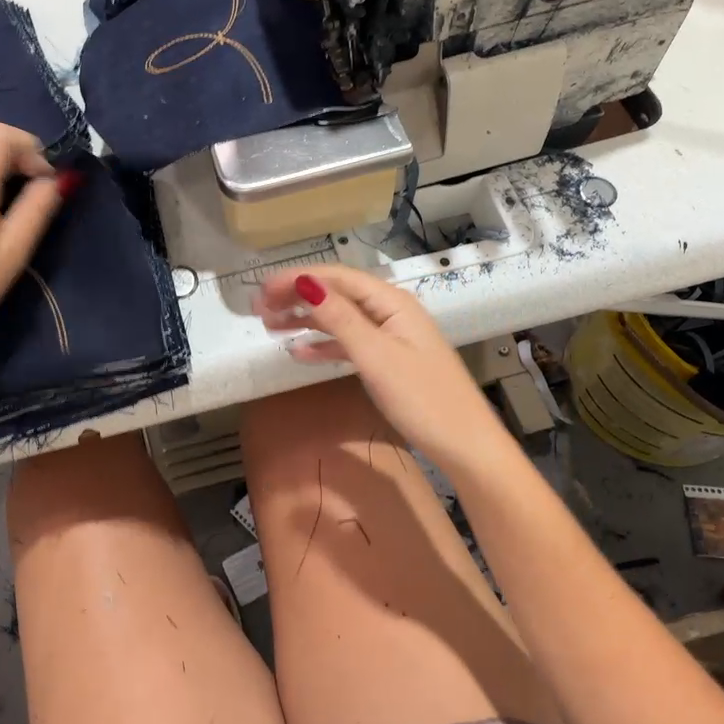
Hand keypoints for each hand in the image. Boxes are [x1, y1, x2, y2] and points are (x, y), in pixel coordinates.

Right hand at [258, 264, 512, 473]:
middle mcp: (391, 311)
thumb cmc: (422, 399)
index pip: (336, 277)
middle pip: (336, 294)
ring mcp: (391, 336)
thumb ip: (339, 318)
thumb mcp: (376, 356)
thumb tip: (303, 281)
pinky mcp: (390, 360)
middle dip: (296, 296)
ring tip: (269, 326)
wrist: (465, 445)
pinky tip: (299, 352)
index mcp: (391, 302)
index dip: (296, 279)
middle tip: (257, 309)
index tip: (260, 291)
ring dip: (305, 319)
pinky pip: (349, 342)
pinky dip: (323, 343)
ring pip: (340, 317)